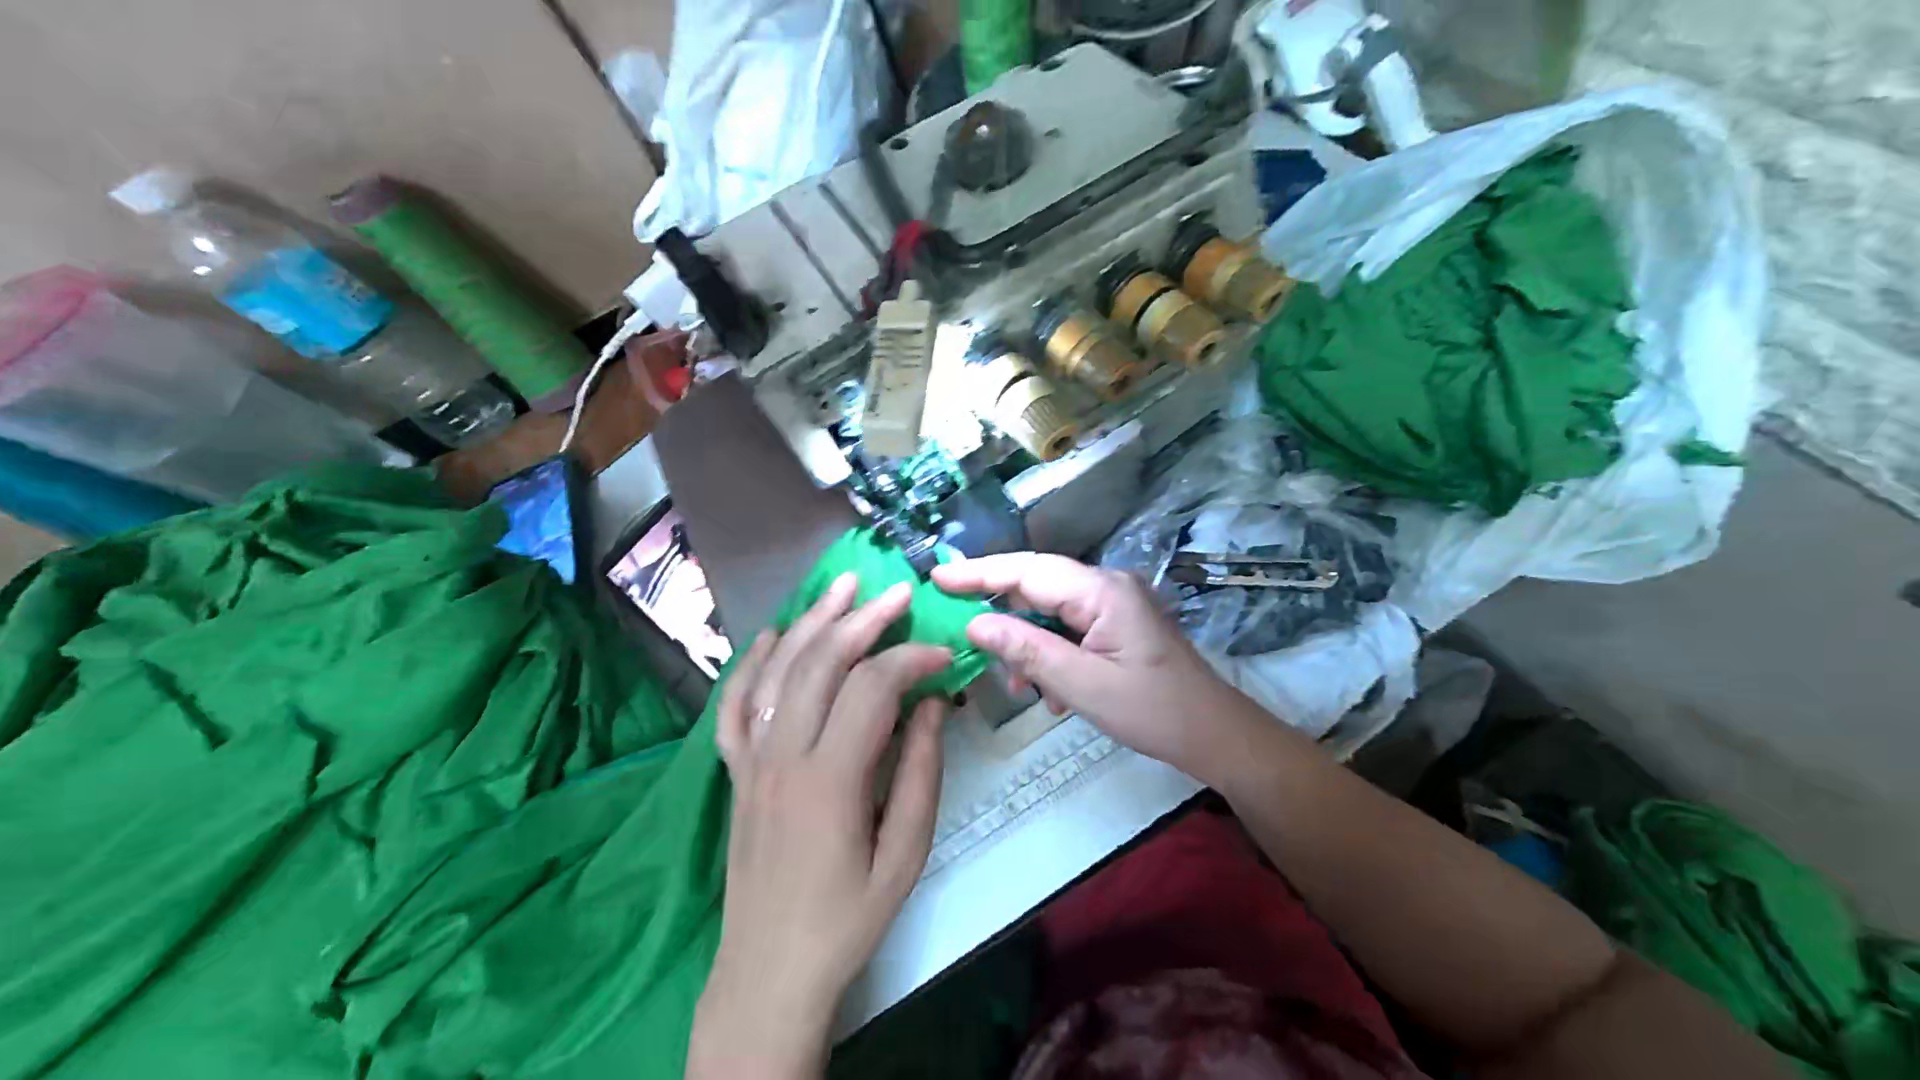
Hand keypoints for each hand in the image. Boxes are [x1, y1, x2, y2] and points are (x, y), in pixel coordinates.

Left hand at [688, 574, 951, 1079]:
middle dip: (862, 621)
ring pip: (777, 671)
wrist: (770, 968)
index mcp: (830, 778)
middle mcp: (783, 755)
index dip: (911, 660)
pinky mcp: (734, 772)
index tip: (943, 656)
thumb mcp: (905, 854)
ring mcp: (751, 760)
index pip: (873, 688)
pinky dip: (750, 665)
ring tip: (841, 587)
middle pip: (820, 663)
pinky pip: (734, 706)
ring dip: (811, 623)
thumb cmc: (848, 916)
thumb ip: (921, 772)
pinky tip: (768, 637)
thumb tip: (930, 703)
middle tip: (896, 594)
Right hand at [931, 553, 1265, 785]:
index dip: (979, 574)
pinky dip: (1049, 651)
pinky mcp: (1116, 622)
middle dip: (998, 607)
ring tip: (1017, 682)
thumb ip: (1027, 650)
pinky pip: (1068, 625)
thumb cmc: (1154, 711)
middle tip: (956, 622)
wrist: (1214, 733)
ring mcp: (1113, 602)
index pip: (1028, 571)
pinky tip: (1050, 690)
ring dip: (1026, 641)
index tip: (938, 579)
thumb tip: (975, 624)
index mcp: (1102, 591)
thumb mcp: (1083, 686)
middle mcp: (1106, 585)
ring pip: (1049, 608)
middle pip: (1036, 584)